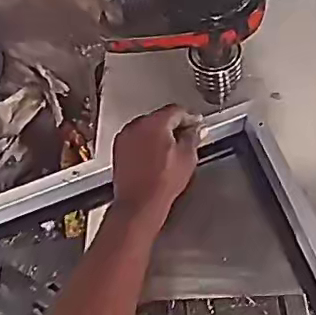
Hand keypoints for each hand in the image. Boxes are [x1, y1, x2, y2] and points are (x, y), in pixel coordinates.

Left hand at [110, 105, 198, 221]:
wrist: (139, 203)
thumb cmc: (161, 182)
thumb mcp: (188, 157)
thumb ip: (193, 137)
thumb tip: (196, 130)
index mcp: (155, 123)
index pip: (176, 110)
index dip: (190, 117)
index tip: (196, 123)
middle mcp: (137, 126)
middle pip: (160, 117)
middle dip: (174, 125)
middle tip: (186, 136)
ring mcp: (125, 137)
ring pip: (146, 127)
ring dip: (159, 134)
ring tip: (171, 150)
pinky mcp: (119, 149)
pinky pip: (136, 139)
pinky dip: (146, 143)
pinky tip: (156, 157)